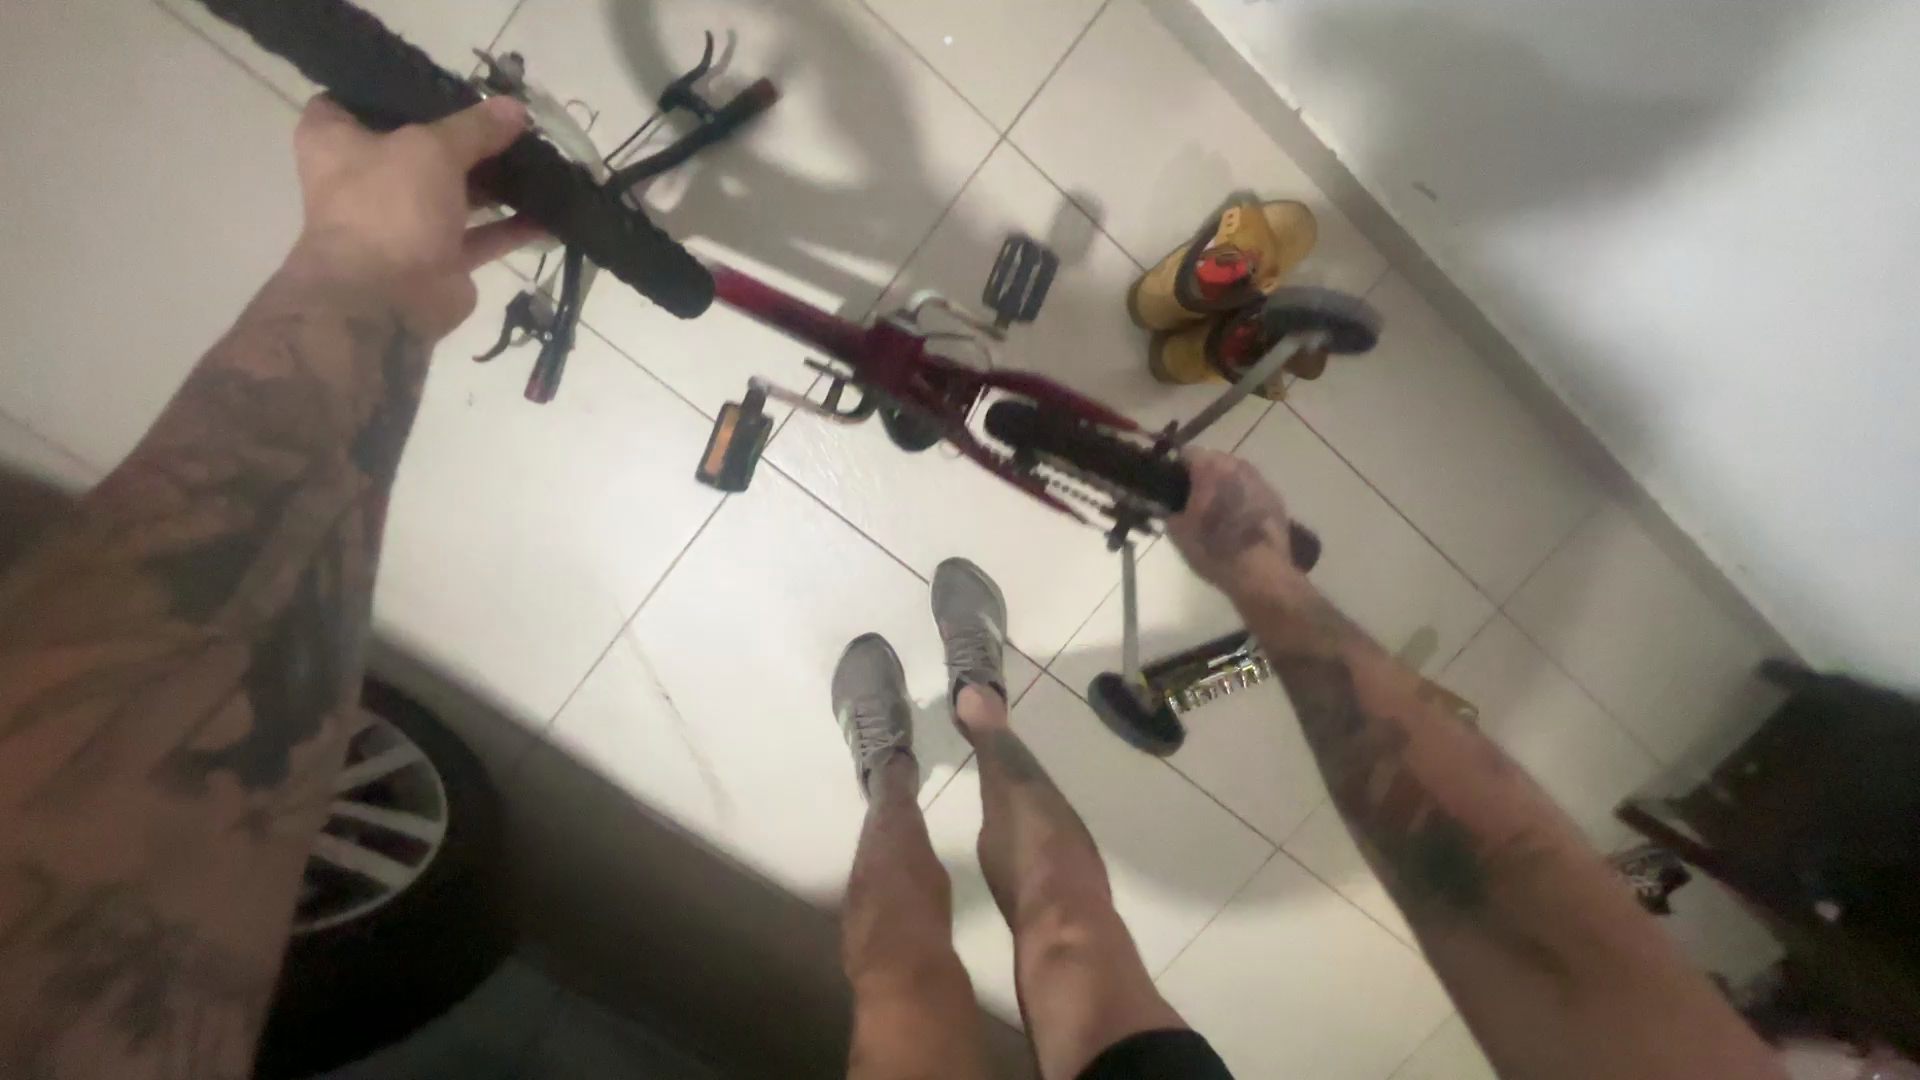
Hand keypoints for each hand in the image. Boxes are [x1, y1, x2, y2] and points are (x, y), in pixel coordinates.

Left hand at [288, 95, 546, 337]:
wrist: (388, 295)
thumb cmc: (389, 206)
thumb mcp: (432, 149)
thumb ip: (476, 129)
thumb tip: (517, 109)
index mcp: (339, 138)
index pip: (372, 101)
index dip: (414, 94)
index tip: (459, 91)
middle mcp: (370, 176)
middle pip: (426, 149)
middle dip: (472, 142)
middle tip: (516, 129)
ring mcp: (407, 219)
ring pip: (460, 194)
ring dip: (498, 185)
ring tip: (540, 167)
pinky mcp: (442, 256)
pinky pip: (484, 235)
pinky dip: (513, 227)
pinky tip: (550, 216)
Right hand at [1167, 449, 1303, 594]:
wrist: (1260, 572)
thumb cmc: (1213, 549)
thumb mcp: (1178, 533)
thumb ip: (1170, 510)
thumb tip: (1170, 505)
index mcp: (1210, 470)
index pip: (1189, 453)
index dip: (1177, 465)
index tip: (1172, 481)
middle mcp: (1237, 467)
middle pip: (1215, 459)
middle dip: (1204, 472)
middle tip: (1193, 495)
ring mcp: (1260, 481)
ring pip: (1236, 472)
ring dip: (1225, 482)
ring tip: (1217, 506)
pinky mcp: (1275, 498)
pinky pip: (1252, 488)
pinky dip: (1242, 495)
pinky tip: (1237, 517)